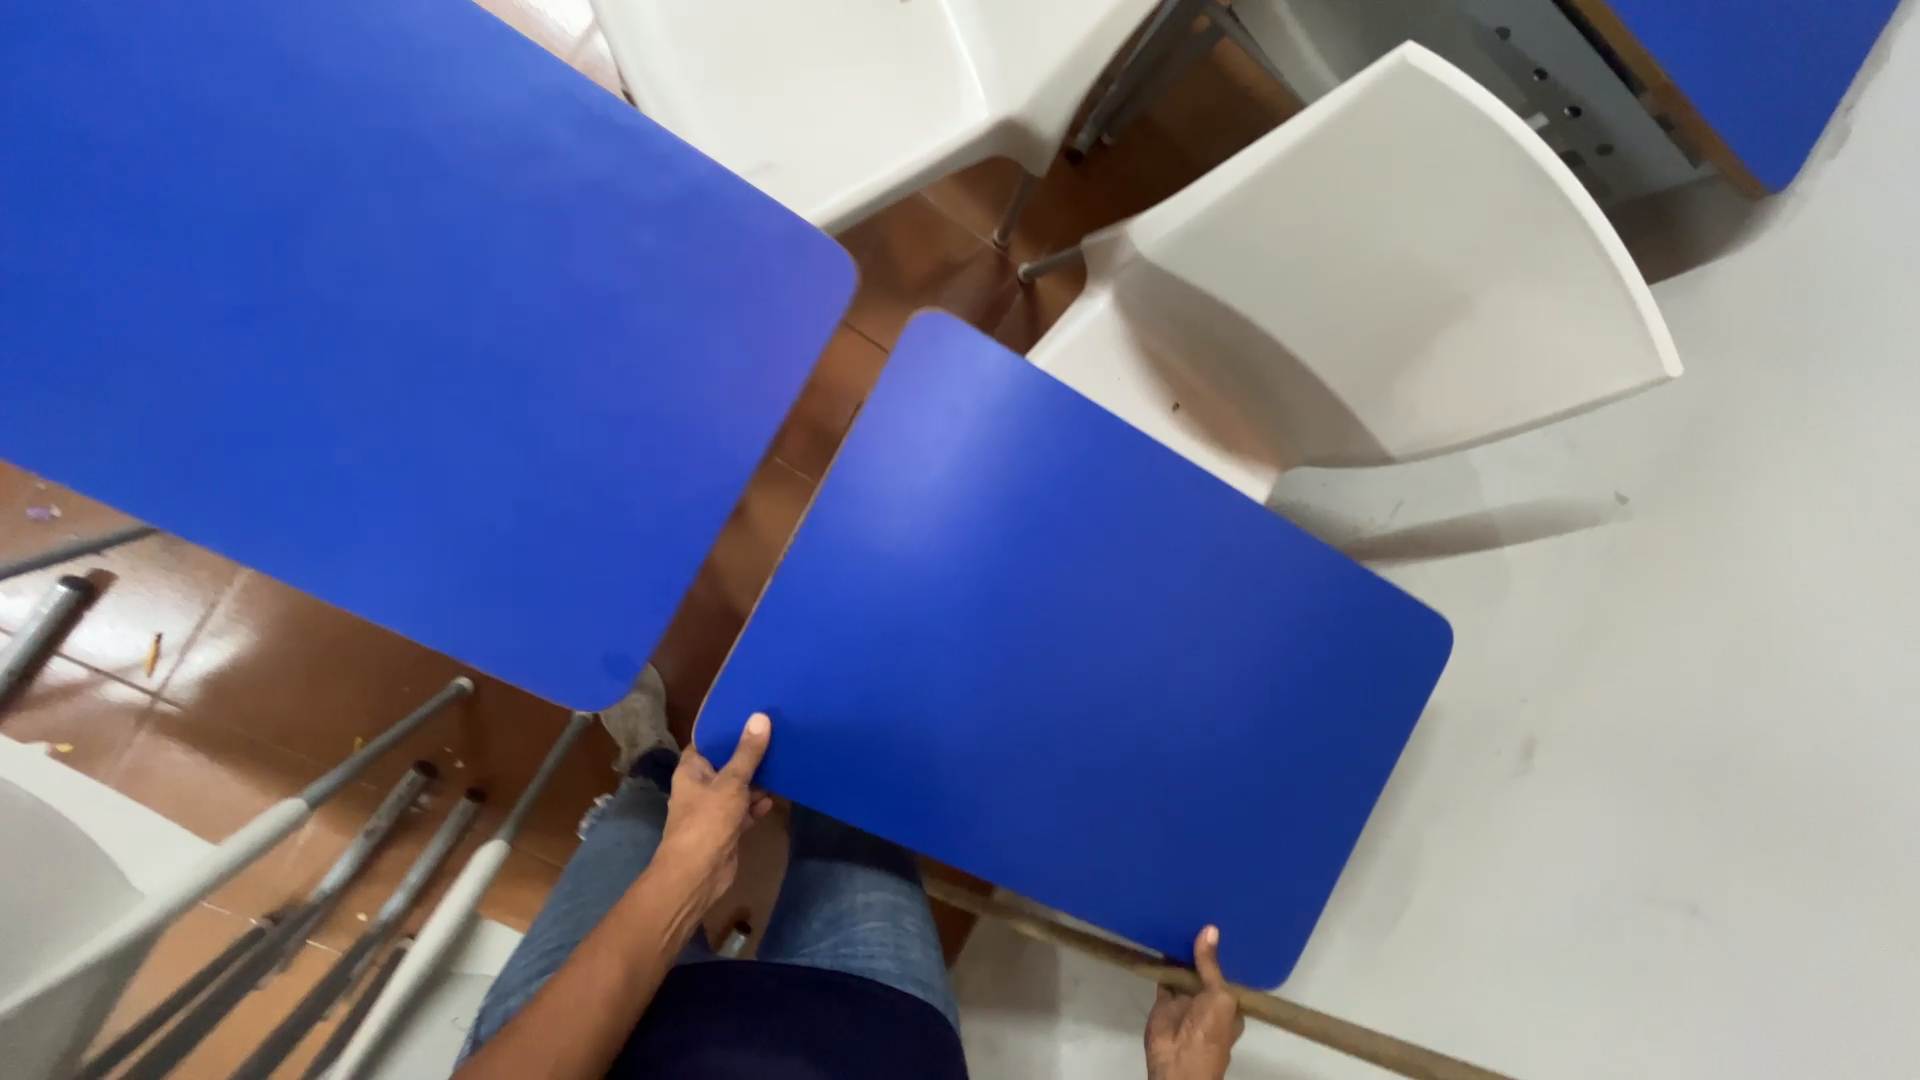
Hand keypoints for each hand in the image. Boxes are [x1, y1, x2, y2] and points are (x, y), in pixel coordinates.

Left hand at [652, 714, 773, 914]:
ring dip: (757, 778)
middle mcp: (700, 786)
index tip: (751, 713)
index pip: (708, 741)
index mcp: (691, 770)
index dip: (727, 728)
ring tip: (782, 758)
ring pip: (739, 786)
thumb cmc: (707, 821)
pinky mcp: (728, 827)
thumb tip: (761, 717)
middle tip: (776, 731)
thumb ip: (748, 753)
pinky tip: (776, 795)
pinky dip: (758, 803)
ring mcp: (714, 808)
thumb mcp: (731, 782)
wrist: (697, 876)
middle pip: (727, 762)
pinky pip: (746, 808)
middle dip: (749, 752)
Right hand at [1145, 926, 1244, 1079]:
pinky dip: (1161, 961)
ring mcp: (1185, 999)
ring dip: (1180, 952)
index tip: (1221, 921)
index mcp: (1229, 1002)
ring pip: (1183, 971)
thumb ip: (1211, 965)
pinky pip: (1163, 976)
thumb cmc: (1210, 1031)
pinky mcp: (1164, 999)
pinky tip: (1159, 938)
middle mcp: (1208, 999)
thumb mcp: (1220, 996)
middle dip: (1200, 947)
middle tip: (1196, 911)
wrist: (1178, 1061)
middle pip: (1203, 969)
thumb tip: (1210, 929)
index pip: (1228, 972)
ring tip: (1177, 916)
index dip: (1225, 951)